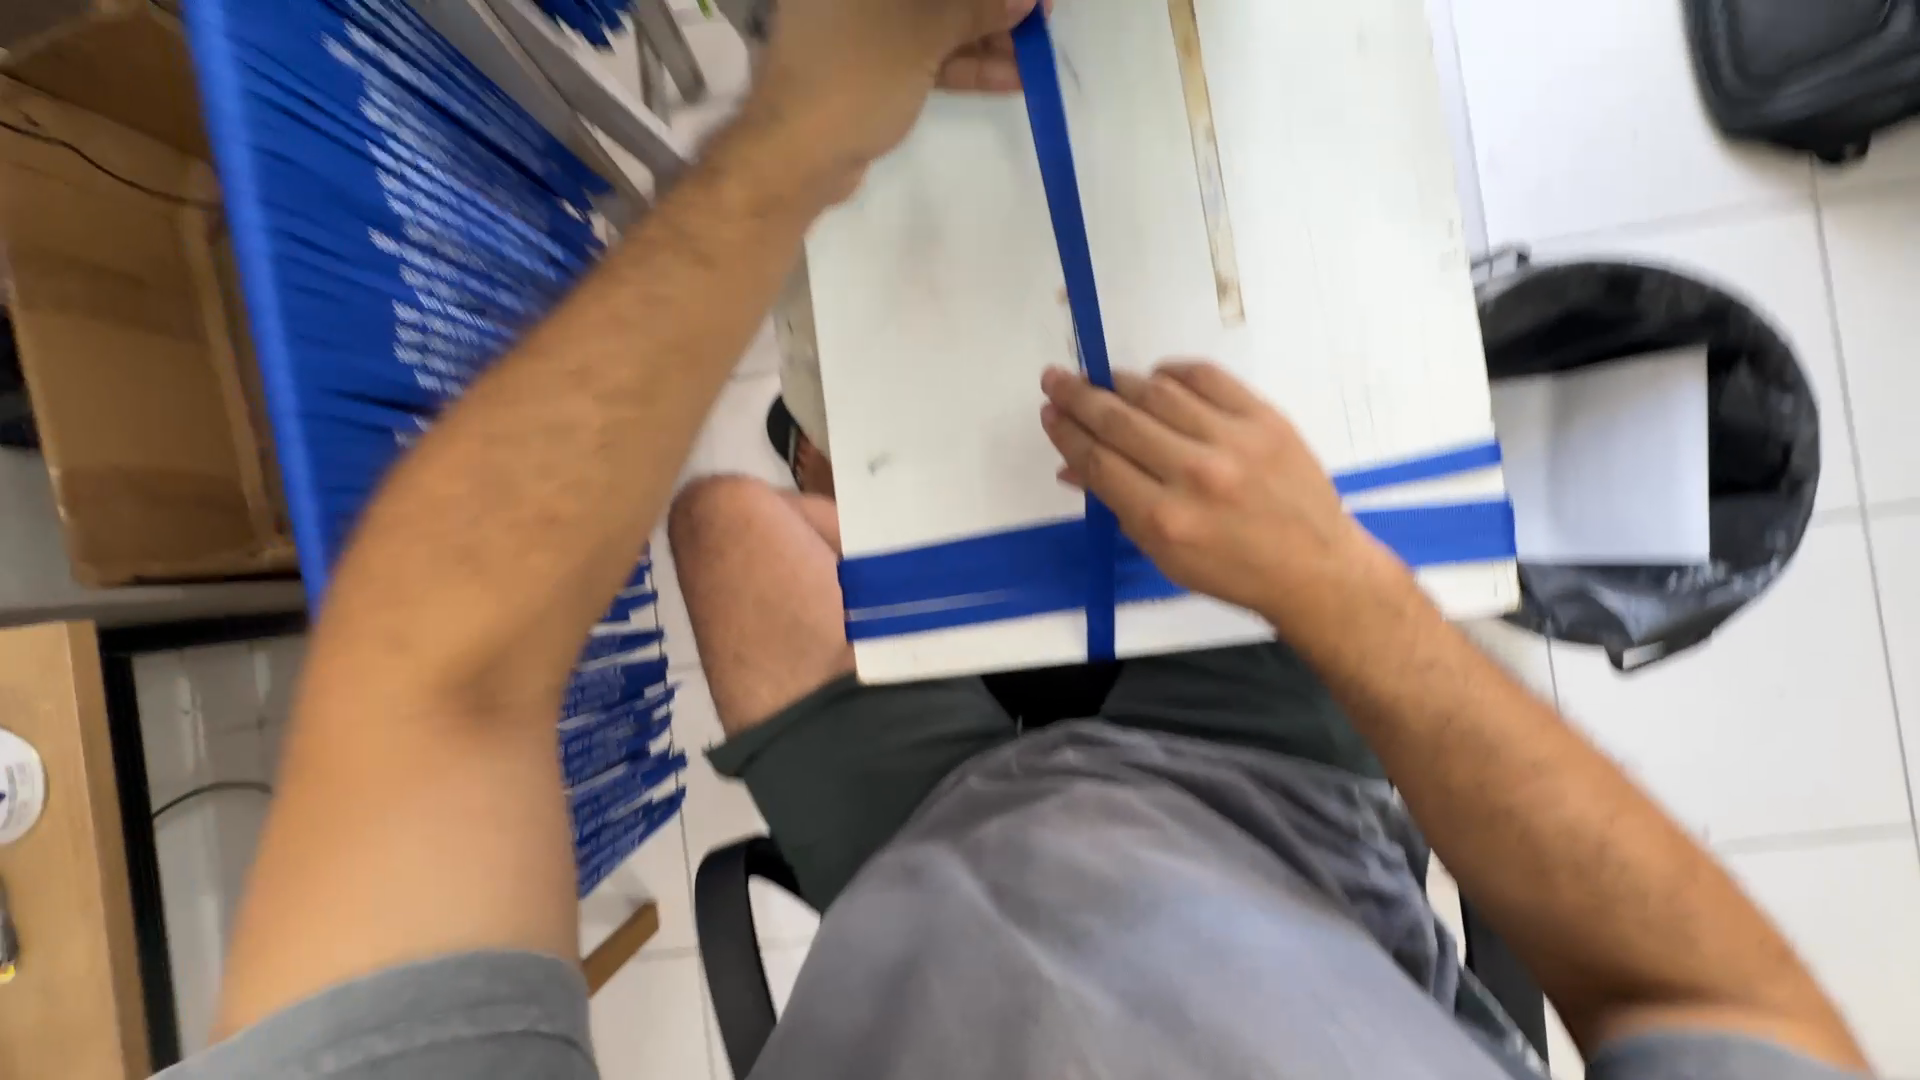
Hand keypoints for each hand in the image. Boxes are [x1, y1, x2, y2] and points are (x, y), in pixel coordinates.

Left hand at [745, 0, 1044, 190]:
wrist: (797, 155)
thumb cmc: (851, 77)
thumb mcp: (919, 37)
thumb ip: (972, 9)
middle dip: (991, 5)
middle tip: (1041, 17)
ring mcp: (868, 30)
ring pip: (938, 24)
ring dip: (988, 37)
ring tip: (1039, 51)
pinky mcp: (876, 70)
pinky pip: (929, 57)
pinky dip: (967, 66)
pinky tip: (1014, 75)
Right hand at [1040, 361, 1400, 629]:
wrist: (1313, 567)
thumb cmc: (1231, 570)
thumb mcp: (1164, 555)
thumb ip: (1117, 506)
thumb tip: (1072, 467)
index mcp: (1163, 519)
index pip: (1097, 461)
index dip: (1066, 432)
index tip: (1049, 413)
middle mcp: (1194, 475)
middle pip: (1118, 421)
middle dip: (1078, 396)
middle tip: (1055, 379)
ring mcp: (1233, 441)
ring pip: (1158, 393)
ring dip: (1120, 382)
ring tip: (1102, 380)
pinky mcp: (1265, 418)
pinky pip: (1207, 377)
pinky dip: (1174, 372)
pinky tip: (1156, 376)